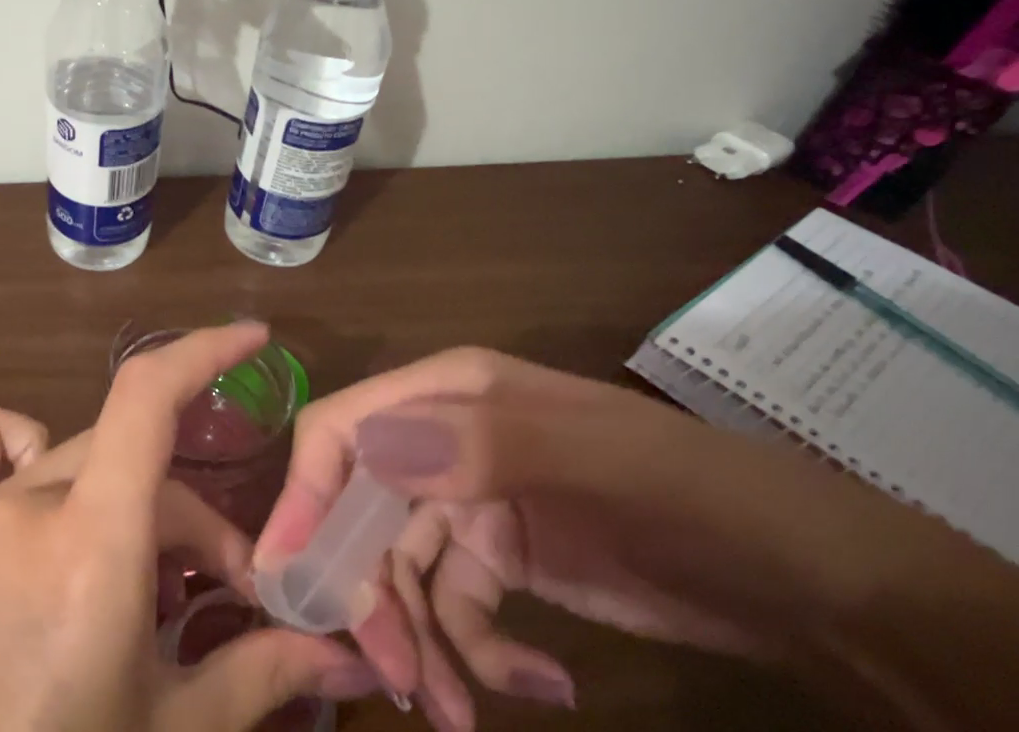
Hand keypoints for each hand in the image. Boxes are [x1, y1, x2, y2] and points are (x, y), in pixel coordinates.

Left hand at [0, 323, 382, 731]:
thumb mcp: (167, 726)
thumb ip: (257, 674)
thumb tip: (346, 654)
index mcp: (92, 544)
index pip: (147, 401)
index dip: (203, 352)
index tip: (251, 340)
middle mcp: (27, 505)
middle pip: (133, 456)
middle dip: (193, 513)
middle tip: (221, 589)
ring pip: (72, 454)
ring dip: (121, 491)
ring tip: (132, 562)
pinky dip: (25, 450)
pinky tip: (41, 508)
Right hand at [255, 347, 966, 730]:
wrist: (814, 579)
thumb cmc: (703, 501)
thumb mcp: (602, 467)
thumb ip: (487, 446)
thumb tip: (371, 446)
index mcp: (453, 396)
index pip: (344, 431)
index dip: (304, 494)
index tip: (282, 573)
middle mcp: (446, 441)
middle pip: (362, 512)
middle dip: (367, 593)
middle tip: (395, 674)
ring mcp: (471, 501)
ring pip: (402, 569)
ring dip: (418, 639)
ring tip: (456, 713)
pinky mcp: (502, 557)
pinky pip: (456, 606)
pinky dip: (478, 652)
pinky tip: (539, 684)